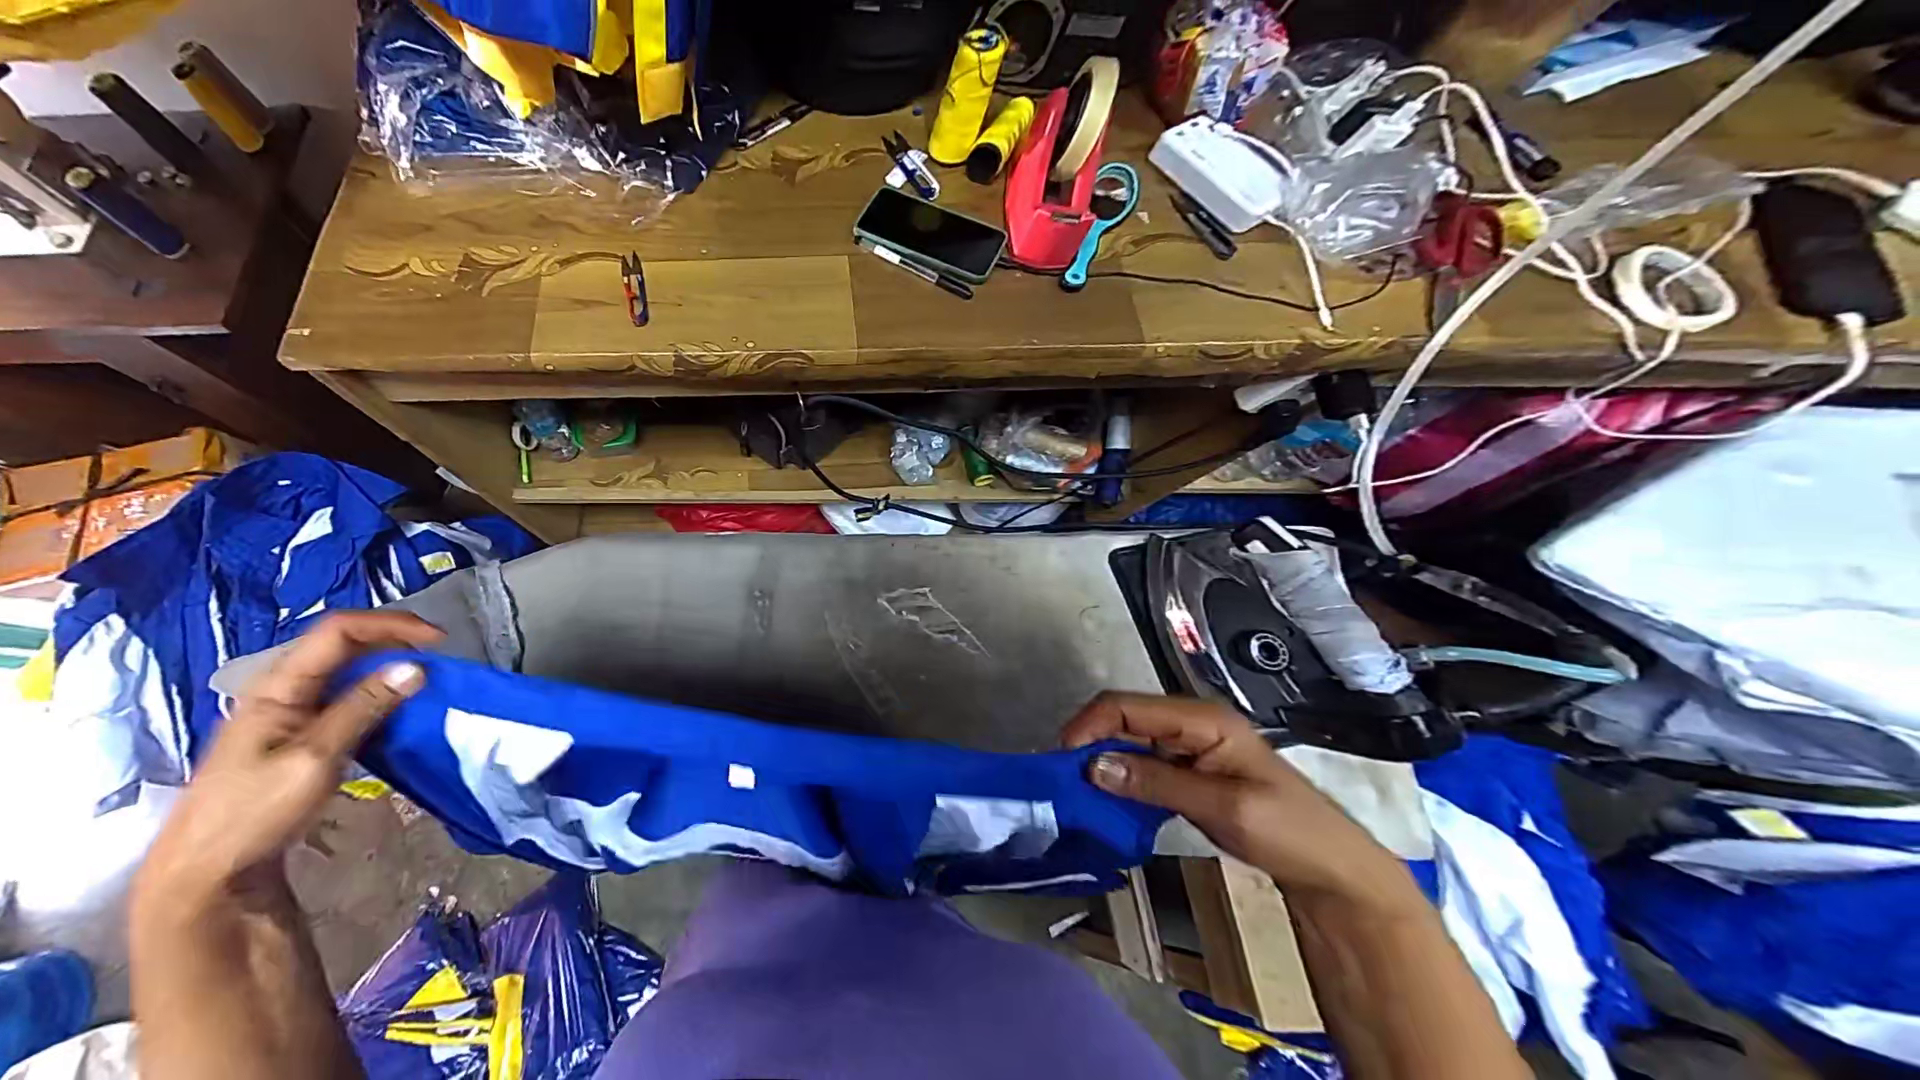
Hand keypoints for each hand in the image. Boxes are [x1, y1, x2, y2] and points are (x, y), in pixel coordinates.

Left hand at [133, 612, 442, 911]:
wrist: (205, 875)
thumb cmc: (252, 815)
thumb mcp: (313, 759)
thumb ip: (362, 709)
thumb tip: (415, 667)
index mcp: (277, 688)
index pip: (338, 631)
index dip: (391, 625)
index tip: (438, 640)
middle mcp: (283, 691)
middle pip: (345, 645)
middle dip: (396, 643)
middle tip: (439, 662)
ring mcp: (291, 713)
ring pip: (349, 671)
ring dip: (391, 670)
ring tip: (428, 685)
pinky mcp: (303, 735)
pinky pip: (348, 698)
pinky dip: (381, 695)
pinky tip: (401, 711)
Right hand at [1062, 692, 1412, 909]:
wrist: (1330, 867)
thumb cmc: (1289, 830)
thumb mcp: (1223, 807)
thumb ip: (1157, 783)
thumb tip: (1094, 766)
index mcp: (1203, 718)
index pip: (1128, 706)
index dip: (1090, 726)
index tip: (1064, 761)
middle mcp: (1191, 722)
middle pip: (1124, 718)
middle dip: (1090, 743)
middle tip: (1064, 780)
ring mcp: (1189, 745)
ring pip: (1128, 741)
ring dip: (1101, 762)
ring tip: (1077, 791)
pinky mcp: (1187, 769)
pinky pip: (1141, 764)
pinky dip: (1120, 779)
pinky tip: (1107, 799)